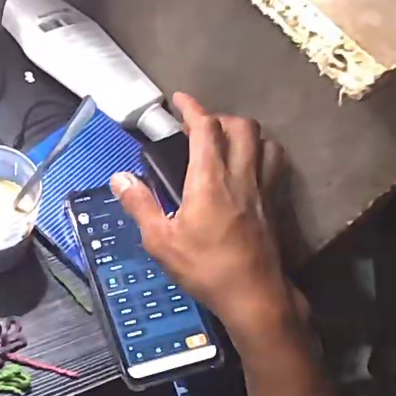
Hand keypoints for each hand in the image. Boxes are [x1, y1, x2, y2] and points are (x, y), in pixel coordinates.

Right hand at [112, 93, 298, 334]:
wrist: (254, 295)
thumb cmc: (204, 268)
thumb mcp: (160, 241)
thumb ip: (140, 205)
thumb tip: (119, 178)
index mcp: (210, 180)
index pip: (205, 129)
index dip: (192, 108)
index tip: (179, 100)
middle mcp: (241, 175)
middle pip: (240, 126)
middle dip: (218, 118)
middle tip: (198, 129)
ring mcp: (264, 188)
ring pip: (263, 141)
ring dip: (243, 133)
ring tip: (225, 144)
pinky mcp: (276, 204)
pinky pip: (275, 164)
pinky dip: (263, 153)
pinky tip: (250, 168)